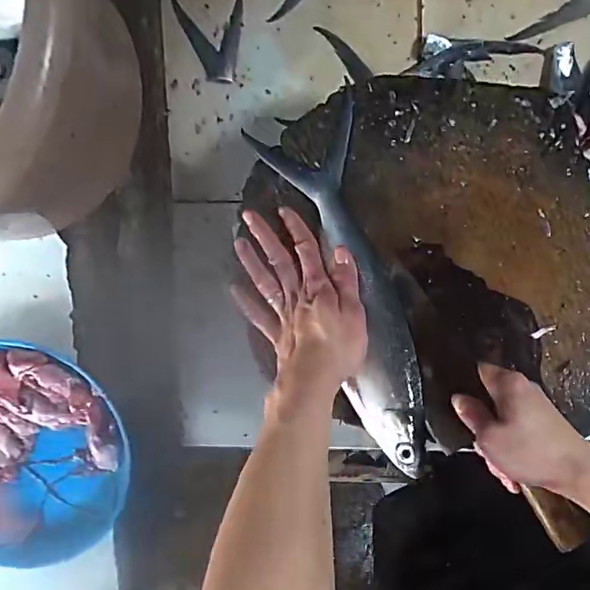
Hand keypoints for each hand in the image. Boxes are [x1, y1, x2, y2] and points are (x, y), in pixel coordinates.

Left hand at [231, 207, 365, 415]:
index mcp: (320, 289)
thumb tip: (341, 251)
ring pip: (266, 282)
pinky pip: (259, 314)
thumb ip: (347, 282)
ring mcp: (284, 315)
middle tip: (250, 216)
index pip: (308, 252)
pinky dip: (246, 301)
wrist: (312, 379)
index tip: (285, 211)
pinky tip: (234, 289)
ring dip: (252, 261)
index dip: (297, 230)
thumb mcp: (355, 313)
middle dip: (266, 237)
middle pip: (280, 261)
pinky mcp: (277, 334)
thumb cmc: (339, 349)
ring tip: (238, 242)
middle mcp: (298, 297)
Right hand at [449, 363, 589, 494]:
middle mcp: (524, 389)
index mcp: (509, 384)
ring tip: (504, 469)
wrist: (575, 470)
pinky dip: (513, 452)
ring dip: (498, 447)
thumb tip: (459, 400)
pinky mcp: (543, 423)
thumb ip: (471, 416)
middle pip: (488, 403)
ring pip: (502, 423)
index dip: (463, 386)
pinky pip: (517, 434)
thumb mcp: (489, 438)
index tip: (458, 406)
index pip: (478, 370)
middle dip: (483, 430)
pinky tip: (514, 473)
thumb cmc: (533, 453)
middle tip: (486, 449)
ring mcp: (535, 406)